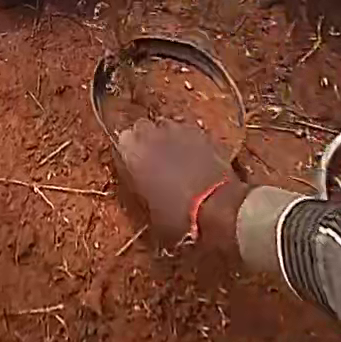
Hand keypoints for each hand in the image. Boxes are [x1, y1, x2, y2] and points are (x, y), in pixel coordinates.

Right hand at [115, 119, 238, 246]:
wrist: (219, 206)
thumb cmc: (178, 216)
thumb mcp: (150, 211)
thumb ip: (140, 187)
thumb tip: (141, 183)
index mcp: (133, 152)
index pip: (122, 141)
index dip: (129, 153)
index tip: (133, 164)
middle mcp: (151, 134)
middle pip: (142, 127)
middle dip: (146, 139)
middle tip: (153, 158)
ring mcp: (176, 129)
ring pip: (165, 125)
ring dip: (167, 137)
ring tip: (174, 155)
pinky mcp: (200, 131)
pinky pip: (187, 130)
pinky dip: (187, 140)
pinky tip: (194, 155)